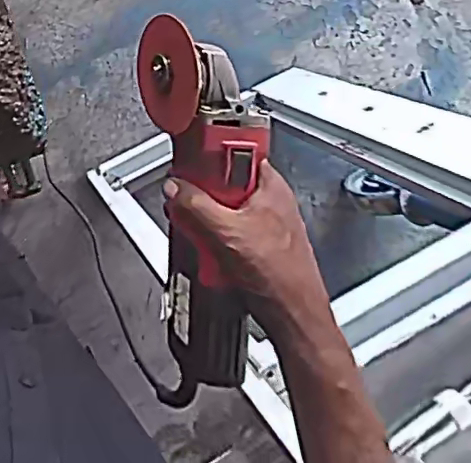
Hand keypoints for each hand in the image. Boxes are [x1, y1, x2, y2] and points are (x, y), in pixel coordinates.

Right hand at [165, 161, 327, 327]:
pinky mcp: (259, 243)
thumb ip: (195, 205)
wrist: (295, 320)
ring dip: (206, 220)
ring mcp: (265, 222)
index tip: (191, 163)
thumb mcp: (227, 232)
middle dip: (203, 196)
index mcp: (270, 185)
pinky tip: (211, 254)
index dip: (211, 155)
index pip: (235, 151)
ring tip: (199, 234)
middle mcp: (269, 199)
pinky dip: (215, 238)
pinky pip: (229, 230)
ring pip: (224, 208)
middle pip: (223, 183)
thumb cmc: (280, 277)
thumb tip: (175, 187)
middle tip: (190, 205)